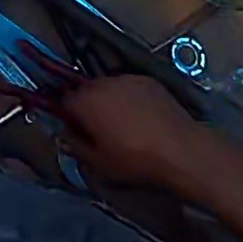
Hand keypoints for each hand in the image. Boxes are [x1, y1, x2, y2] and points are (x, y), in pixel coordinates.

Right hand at [57, 75, 209, 187]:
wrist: (178, 148)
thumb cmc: (134, 160)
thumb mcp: (100, 164)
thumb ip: (76, 147)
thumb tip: (64, 136)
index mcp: (86, 102)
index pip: (64, 98)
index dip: (67, 113)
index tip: (75, 126)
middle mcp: (102, 82)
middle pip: (86, 89)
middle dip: (88, 104)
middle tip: (99, 126)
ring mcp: (125, 77)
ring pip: (108, 85)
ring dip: (109, 98)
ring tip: (123, 121)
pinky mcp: (145, 78)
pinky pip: (129, 85)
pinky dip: (130, 96)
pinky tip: (142, 115)